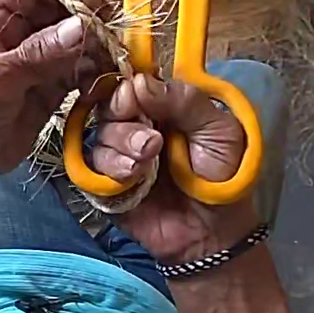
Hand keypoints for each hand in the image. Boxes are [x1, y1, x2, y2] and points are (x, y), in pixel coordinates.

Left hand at [0, 0, 105, 183]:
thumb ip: (38, 54)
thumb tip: (81, 26)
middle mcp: (19, 30)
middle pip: (63, 4)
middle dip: (88, 14)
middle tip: (108, 31)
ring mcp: (40, 56)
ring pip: (78, 34)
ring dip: (97, 44)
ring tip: (109, 60)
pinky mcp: (55, 81)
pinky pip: (83, 65)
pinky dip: (96, 71)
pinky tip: (100, 82)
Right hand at [85, 73, 260, 263]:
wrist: (212, 230)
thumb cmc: (221, 176)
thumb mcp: (217, 128)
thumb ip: (182, 100)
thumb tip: (137, 82)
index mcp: (160, 107)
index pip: (129, 85)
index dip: (126, 91)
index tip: (135, 100)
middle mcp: (134, 127)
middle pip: (107, 110)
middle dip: (126, 124)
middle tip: (153, 144)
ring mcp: (118, 157)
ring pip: (99, 139)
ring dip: (121, 150)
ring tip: (146, 166)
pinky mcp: (105, 185)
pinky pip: (92, 170)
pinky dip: (110, 172)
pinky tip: (132, 180)